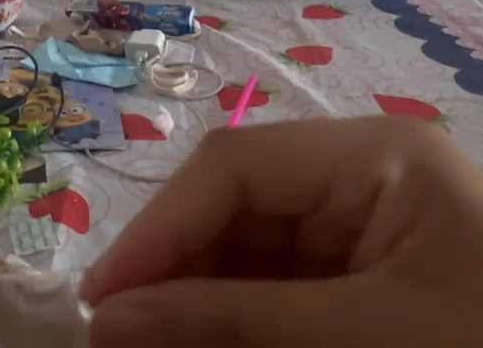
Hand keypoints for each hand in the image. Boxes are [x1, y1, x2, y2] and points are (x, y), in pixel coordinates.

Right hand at [81, 117, 482, 347]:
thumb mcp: (371, 339)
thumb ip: (238, 323)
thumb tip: (112, 317)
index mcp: (374, 153)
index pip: (234, 167)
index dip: (159, 227)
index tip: (101, 301)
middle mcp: (365, 178)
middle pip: (239, 210)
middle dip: (177, 272)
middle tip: (118, 336)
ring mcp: (373, 235)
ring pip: (254, 256)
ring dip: (203, 304)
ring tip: (154, 344)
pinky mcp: (381, 289)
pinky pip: (289, 295)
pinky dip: (246, 325)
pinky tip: (211, 344)